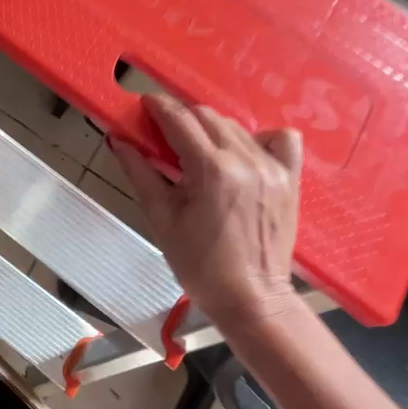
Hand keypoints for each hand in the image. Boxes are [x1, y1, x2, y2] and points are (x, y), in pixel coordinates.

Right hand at [111, 94, 306, 325]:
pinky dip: (260, 136)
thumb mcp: (160, 218)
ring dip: (210, 128)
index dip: (156, 106)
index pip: (178, 118)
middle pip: (206, 115)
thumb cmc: (200, 265)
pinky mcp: (290, 178)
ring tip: (197, 151)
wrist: (253, 302)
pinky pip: (282, 138)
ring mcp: (272, 167)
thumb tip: (117, 138)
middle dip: (180, 117)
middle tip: (164, 136)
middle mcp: (244, 160)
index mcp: (211, 170)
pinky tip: (243, 152)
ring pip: (234, 125)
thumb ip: (139, 171)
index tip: (142, 107)